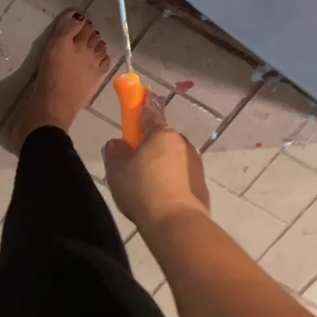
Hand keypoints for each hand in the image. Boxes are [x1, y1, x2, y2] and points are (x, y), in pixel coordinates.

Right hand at [102, 96, 210, 226]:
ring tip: (143, 189)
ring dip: (159, 166)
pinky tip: (157, 199)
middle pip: (160, 138)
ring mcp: (194, 165)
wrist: (176, 223)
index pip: (150, 110)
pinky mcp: (201, 186)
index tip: (141, 94)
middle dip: (147, 146)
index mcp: (160, 134)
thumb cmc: (142, 189)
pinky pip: (179, 178)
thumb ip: (115, 150)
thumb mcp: (116, 168)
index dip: (142, 102)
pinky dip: (169, 183)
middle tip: (130, 164)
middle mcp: (181, 144)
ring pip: (170, 159)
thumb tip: (120, 144)